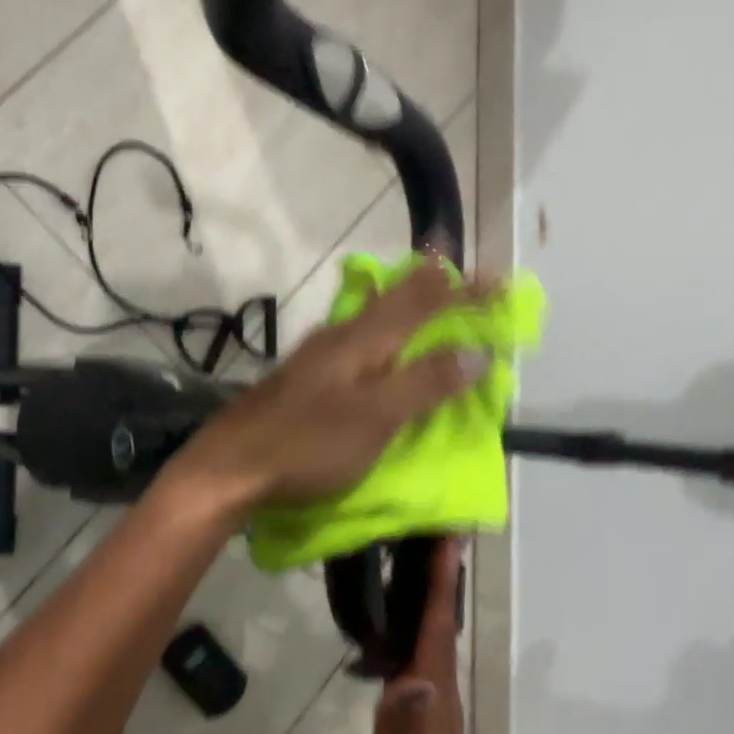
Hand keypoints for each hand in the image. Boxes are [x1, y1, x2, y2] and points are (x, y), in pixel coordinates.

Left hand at [175, 265, 490, 507]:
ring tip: (417, 292)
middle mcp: (337, 337)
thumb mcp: (376, 417)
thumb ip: (425, 383)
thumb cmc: (308, 445)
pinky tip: (365, 339)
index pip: (424, 303)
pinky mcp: (299, 379)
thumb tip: (479, 350)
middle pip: (390, 299)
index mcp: (361, 340)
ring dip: (398, 301)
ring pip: (366, 315)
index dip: (464, 293)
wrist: (230, 468)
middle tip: (453, 266)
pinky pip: (351, 338)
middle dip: (428, 283)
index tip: (502, 283)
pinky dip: (375, 329)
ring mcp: (313, 357)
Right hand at [350, 538, 465, 733]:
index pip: (439, 635)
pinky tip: (379, 629)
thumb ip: (402, 729)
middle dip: (437, 582)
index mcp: (434, 703)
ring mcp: (428, 707)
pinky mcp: (415, 716)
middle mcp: (438, 697)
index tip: (446, 543)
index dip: (441, 588)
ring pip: (427, 642)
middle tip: (426, 535)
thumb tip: (418, 679)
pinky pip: (411, 661)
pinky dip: (402, 634)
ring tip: (402, 565)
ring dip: (421, 602)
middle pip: (440, 629)